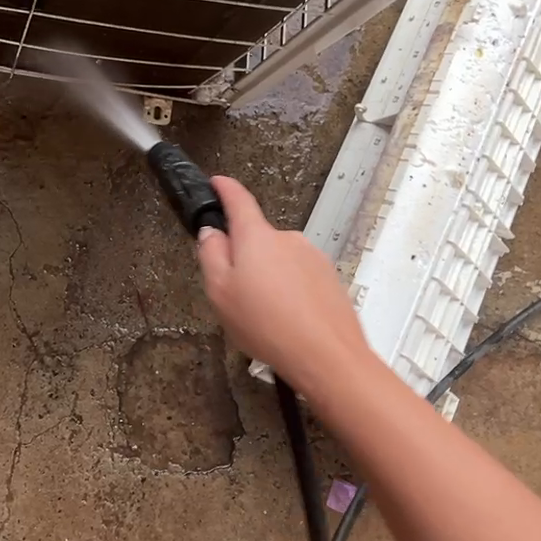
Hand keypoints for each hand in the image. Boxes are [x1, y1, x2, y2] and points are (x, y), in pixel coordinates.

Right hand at [195, 176, 377, 396]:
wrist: (328, 358)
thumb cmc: (267, 325)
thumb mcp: (220, 291)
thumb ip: (210, 254)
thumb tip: (212, 234)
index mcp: (256, 237)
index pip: (239, 199)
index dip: (224, 188)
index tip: (217, 182)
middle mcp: (288, 239)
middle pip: (257, 238)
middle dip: (244, 256)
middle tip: (235, 292)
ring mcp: (313, 258)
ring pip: (279, 260)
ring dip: (268, 278)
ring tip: (264, 315)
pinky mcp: (330, 279)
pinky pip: (300, 278)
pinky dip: (290, 292)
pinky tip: (286, 321)